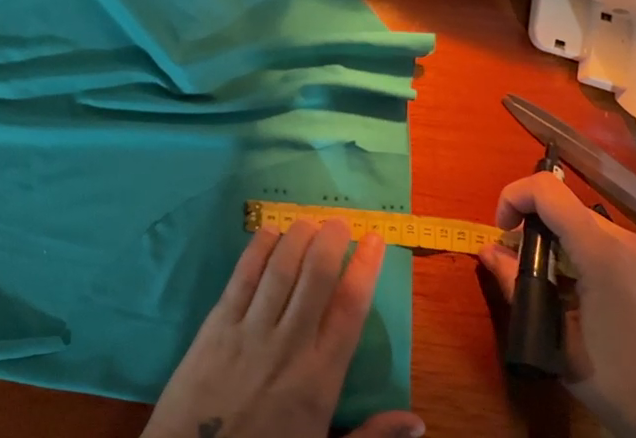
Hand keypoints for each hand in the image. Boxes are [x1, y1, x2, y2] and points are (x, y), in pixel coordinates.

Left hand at [142, 219, 424, 437]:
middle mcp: (289, 344)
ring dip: (297, 238)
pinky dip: (257, 251)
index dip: (365, 267)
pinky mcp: (217, 326)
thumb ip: (372, 435)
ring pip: (280, 270)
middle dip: (330, 241)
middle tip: (339, 221)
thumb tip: (419, 421)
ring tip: (308, 220)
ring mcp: (250, 331)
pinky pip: (241, 279)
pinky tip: (268, 232)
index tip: (375, 239)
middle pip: (316, 277)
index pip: (351, 307)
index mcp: (321, 375)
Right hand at [479, 173, 635, 437]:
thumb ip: (518, 287)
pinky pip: (622, 250)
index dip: (514, 197)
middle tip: (524, 267)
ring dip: (566, 244)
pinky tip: (597, 303)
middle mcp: (634, 245)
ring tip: (560, 290)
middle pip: (571, 210)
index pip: (548, 191)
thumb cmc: (622, 387)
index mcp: (604, 254)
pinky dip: (595, 258)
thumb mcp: (558, 341)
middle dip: (538, 227)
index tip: (503, 232)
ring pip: (596, 230)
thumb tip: (489, 252)